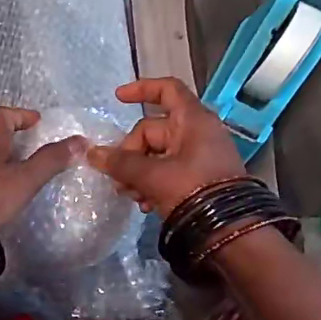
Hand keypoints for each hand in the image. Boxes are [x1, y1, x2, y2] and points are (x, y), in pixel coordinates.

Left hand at [0, 107, 85, 226]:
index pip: (0, 116)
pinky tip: (13, 193)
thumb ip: (52, 160)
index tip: (37, 122)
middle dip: (15, 138)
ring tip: (27, 171)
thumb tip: (81, 141)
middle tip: (34, 147)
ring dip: (8, 160)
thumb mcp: (27, 177)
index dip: (19, 114)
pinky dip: (2, 180)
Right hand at [88, 78, 247, 216]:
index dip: (141, 90)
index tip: (117, 98)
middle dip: (129, 154)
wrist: (227, 229)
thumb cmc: (192, 190)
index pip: (167, 90)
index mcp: (192, 121)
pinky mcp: (198, 178)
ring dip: (137, 173)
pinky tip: (144, 204)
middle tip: (118, 179)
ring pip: (156, 155)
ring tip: (130, 195)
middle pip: (152, 131)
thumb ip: (121, 163)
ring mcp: (198, 156)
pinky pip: (167, 171)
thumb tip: (93, 153)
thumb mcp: (152, 176)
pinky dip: (151, 183)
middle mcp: (197, 133)